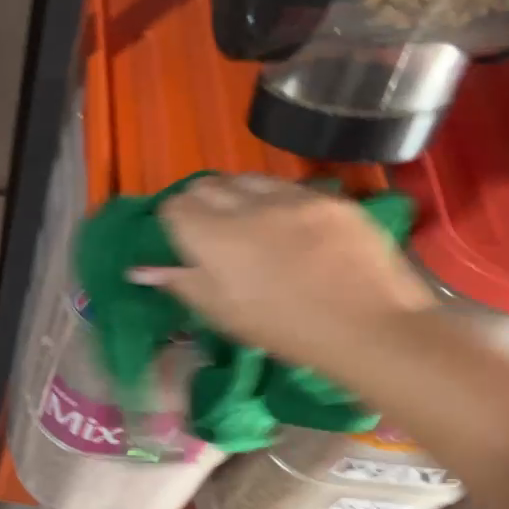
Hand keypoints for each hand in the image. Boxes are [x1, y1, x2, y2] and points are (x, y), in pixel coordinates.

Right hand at [129, 173, 436, 366]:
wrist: (368, 325)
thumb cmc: (281, 328)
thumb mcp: (220, 312)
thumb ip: (179, 282)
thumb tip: (139, 269)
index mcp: (213, 236)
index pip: (175, 206)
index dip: (171, 220)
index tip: (178, 238)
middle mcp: (248, 205)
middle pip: (208, 185)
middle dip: (200, 201)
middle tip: (205, 228)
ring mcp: (293, 197)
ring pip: (248, 180)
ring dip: (236, 195)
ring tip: (244, 222)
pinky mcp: (330, 198)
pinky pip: (288, 187)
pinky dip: (274, 200)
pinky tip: (284, 224)